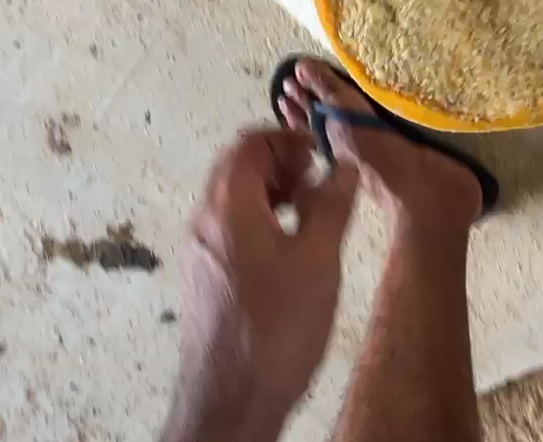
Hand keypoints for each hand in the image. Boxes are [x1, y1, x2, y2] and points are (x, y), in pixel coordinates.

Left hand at [163, 129, 359, 441]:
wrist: (228, 404)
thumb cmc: (276, 327)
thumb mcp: (317, 260)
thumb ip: (331, 204)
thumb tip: (344, 163)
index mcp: (227, 204)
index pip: (249, 142)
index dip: (287, 139)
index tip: (320, 155)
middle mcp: (203, 218)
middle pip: (238, 165)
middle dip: (280, 164)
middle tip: (317, 183)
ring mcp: (198, 247)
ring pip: (232, 196)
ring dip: (270, 191)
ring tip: (308, 214)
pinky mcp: (202, 274)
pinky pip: (228, 224)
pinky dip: (258, 216)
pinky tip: (287, 247)